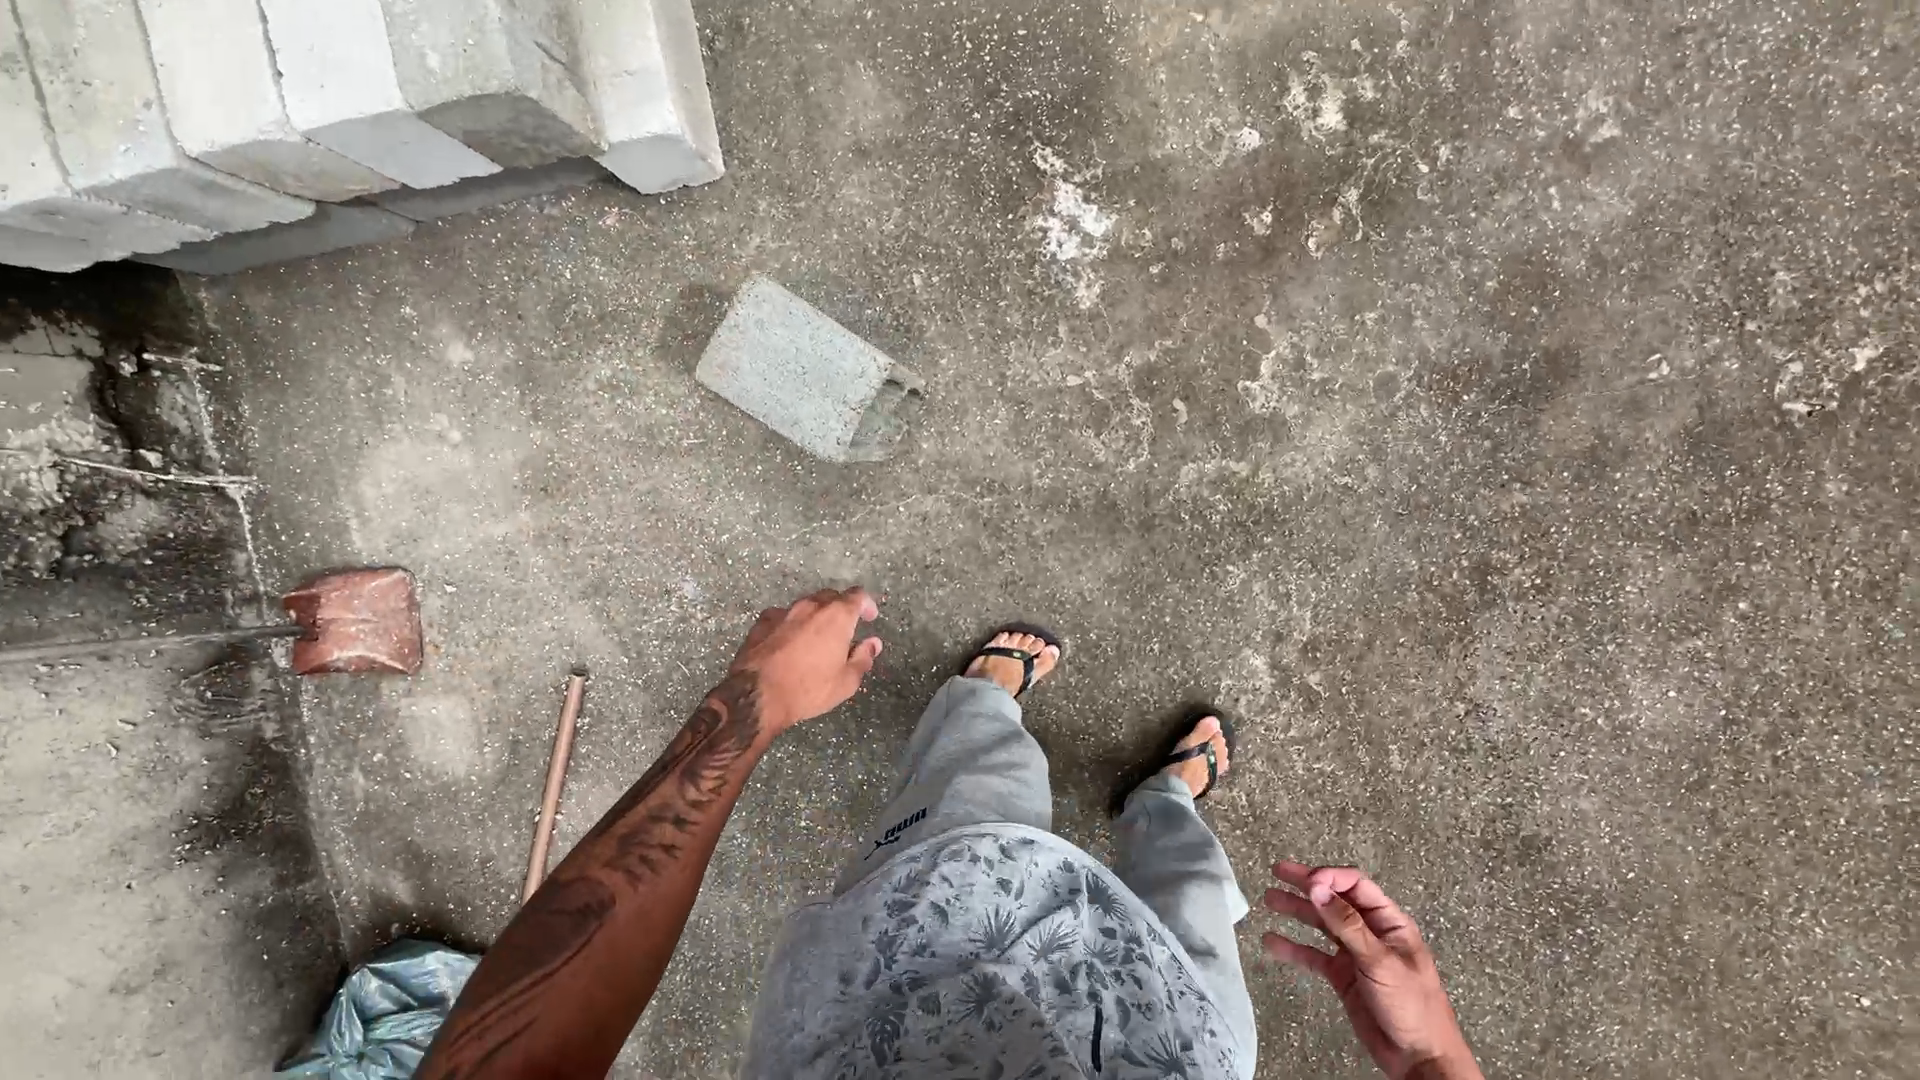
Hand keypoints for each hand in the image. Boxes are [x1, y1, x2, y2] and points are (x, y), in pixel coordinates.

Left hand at [726, 587, 882, 734]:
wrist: (756, 695)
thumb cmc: (808, 689)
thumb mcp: (846, 682)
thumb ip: (863, 658)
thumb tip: (873, 643)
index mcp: (837, 616)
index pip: (858, 596)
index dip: (867, 605)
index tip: (869, 618)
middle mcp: (810, 606)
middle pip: (831, 596)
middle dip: (841, 609)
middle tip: (845, 630)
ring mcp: (783, 612)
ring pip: (805, 605)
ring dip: (815, 617)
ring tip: (816, 638)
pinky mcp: (761, 622)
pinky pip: (783, 617)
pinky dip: (791, 625)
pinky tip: (788, 642)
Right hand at [1262, 862, 1482, 1079]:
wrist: (1420, 1060)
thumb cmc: (1412, 1006)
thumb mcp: (1381, 962)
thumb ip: (1346, 925)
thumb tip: (1316, 888)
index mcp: (1389, 923)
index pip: (1356, 886)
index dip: (1329, 878)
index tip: (1305, 882)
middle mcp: (1370, 933)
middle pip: (1334, 899)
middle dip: (1306, 884)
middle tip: (1278, 871)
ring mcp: (1355, 954)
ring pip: (1321, 924)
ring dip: (1296, 910)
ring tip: (1269, 899)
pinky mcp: (1342, 976)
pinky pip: (1313, 954)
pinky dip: (1293, 947)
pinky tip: (1271, 942)